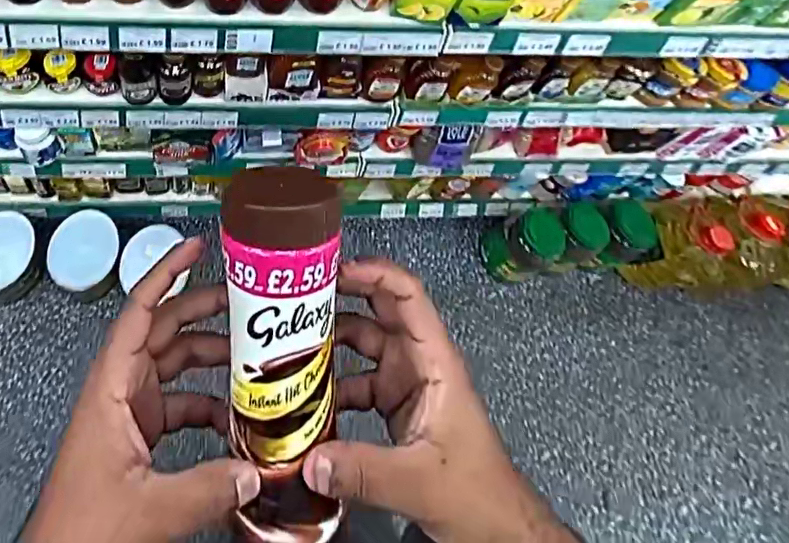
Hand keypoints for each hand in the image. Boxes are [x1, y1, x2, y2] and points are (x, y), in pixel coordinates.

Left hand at [21, 237, 257, 542]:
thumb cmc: (74, 533)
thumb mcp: (146, 510)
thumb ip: (206, 488)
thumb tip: (251, 471)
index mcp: (111, 387)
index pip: (140, 310)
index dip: (167, 272)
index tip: (193, 249)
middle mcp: (120, 388)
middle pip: (166, 328)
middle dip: (204, 308)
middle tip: (240, 297)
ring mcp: (130, 410)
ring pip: (176, 362)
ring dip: (211, 354)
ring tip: (247, 351)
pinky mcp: (139, 434)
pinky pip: (180, 400)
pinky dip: (207, 401)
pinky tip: (231, 414)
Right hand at [306, 258, 576, 542]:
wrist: (494, 523)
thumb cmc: (477, 490)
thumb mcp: (419, 480)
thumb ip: (363, 471)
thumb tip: (312, 459)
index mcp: (434, 359)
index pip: (408, 295)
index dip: (375, 274)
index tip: (339, 271)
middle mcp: (418, 360)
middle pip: (380, 310)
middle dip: (345, 296)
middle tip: (305, 296)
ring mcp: (406, 380)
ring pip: (364, 344)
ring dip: (333, 343)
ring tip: (295, 346)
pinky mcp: (395, 404)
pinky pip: (358, 380)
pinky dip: (334, 385)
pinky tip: (309, 400)